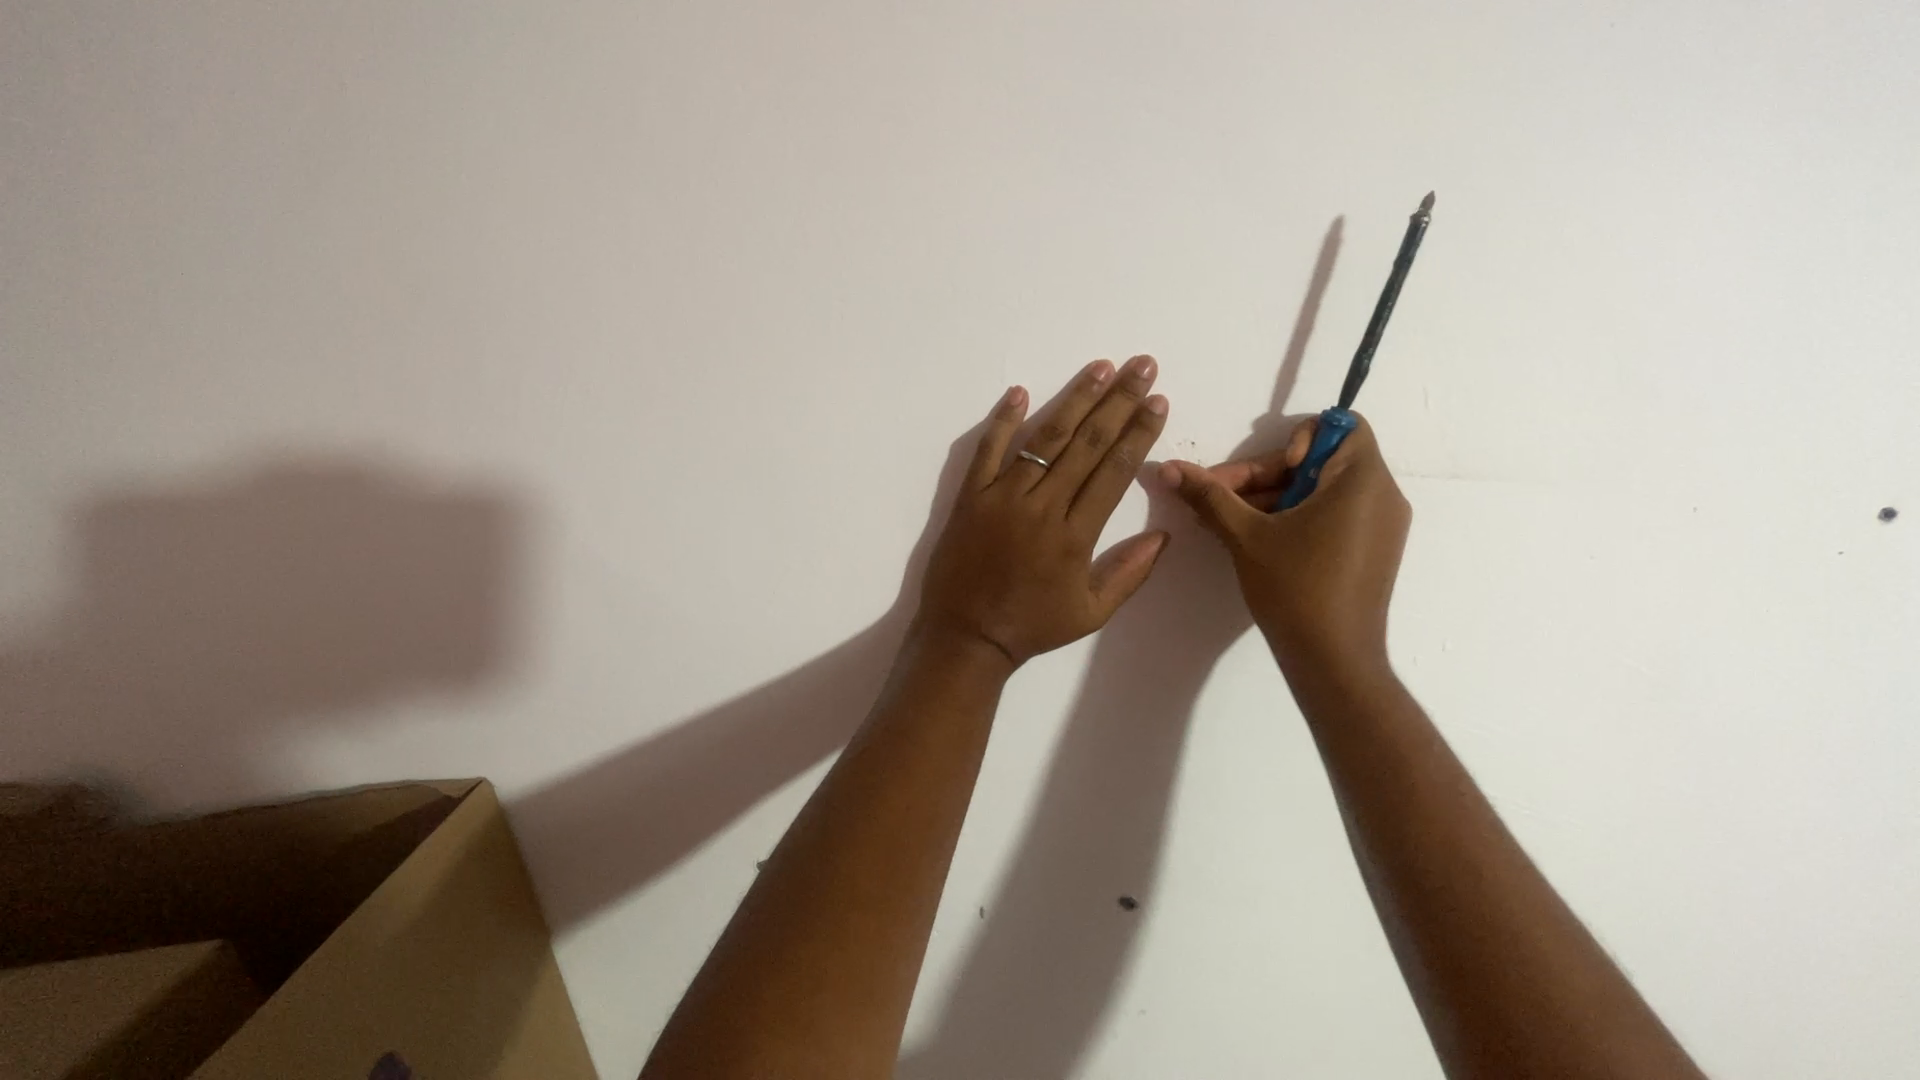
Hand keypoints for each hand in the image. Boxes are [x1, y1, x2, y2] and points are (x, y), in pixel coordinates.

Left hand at [916, 356, 1170, 667]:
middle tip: (1141, 366)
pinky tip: (1021, 392)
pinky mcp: (970, 497)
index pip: (1115, 471)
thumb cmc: (1032, 627)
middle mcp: (1042, 507)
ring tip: (1100, 368)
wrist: (965, 636)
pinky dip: (1002, 421)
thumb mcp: (1091, 612)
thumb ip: (1129, 573)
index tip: (1157, 401)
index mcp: (1076, 535)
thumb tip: (1165, 537)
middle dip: (1119, 401)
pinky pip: (987, 451)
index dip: (1139, 433)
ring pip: (1044, 440)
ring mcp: (1002, 498)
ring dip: (1074, 400)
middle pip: (1087, 444)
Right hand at [1161, 414, 1409, 676]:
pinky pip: (1334, 516)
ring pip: (1323, 491)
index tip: (1274, 472)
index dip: (1300, 439)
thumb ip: (1209, 495)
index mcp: (1363, 480)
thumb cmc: (1296, 587)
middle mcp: (1382, 495)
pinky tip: (1256, 541)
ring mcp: (1382, 526)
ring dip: (1274, 498)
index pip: (1341, 426)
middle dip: (1267, 475)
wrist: (1333, 659)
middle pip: (1322, 460)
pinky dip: (1297, 518)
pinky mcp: (1373, 551)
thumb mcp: (1245, 536)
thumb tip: (1168, 467)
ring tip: (1226, 524)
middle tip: (1220, 497)